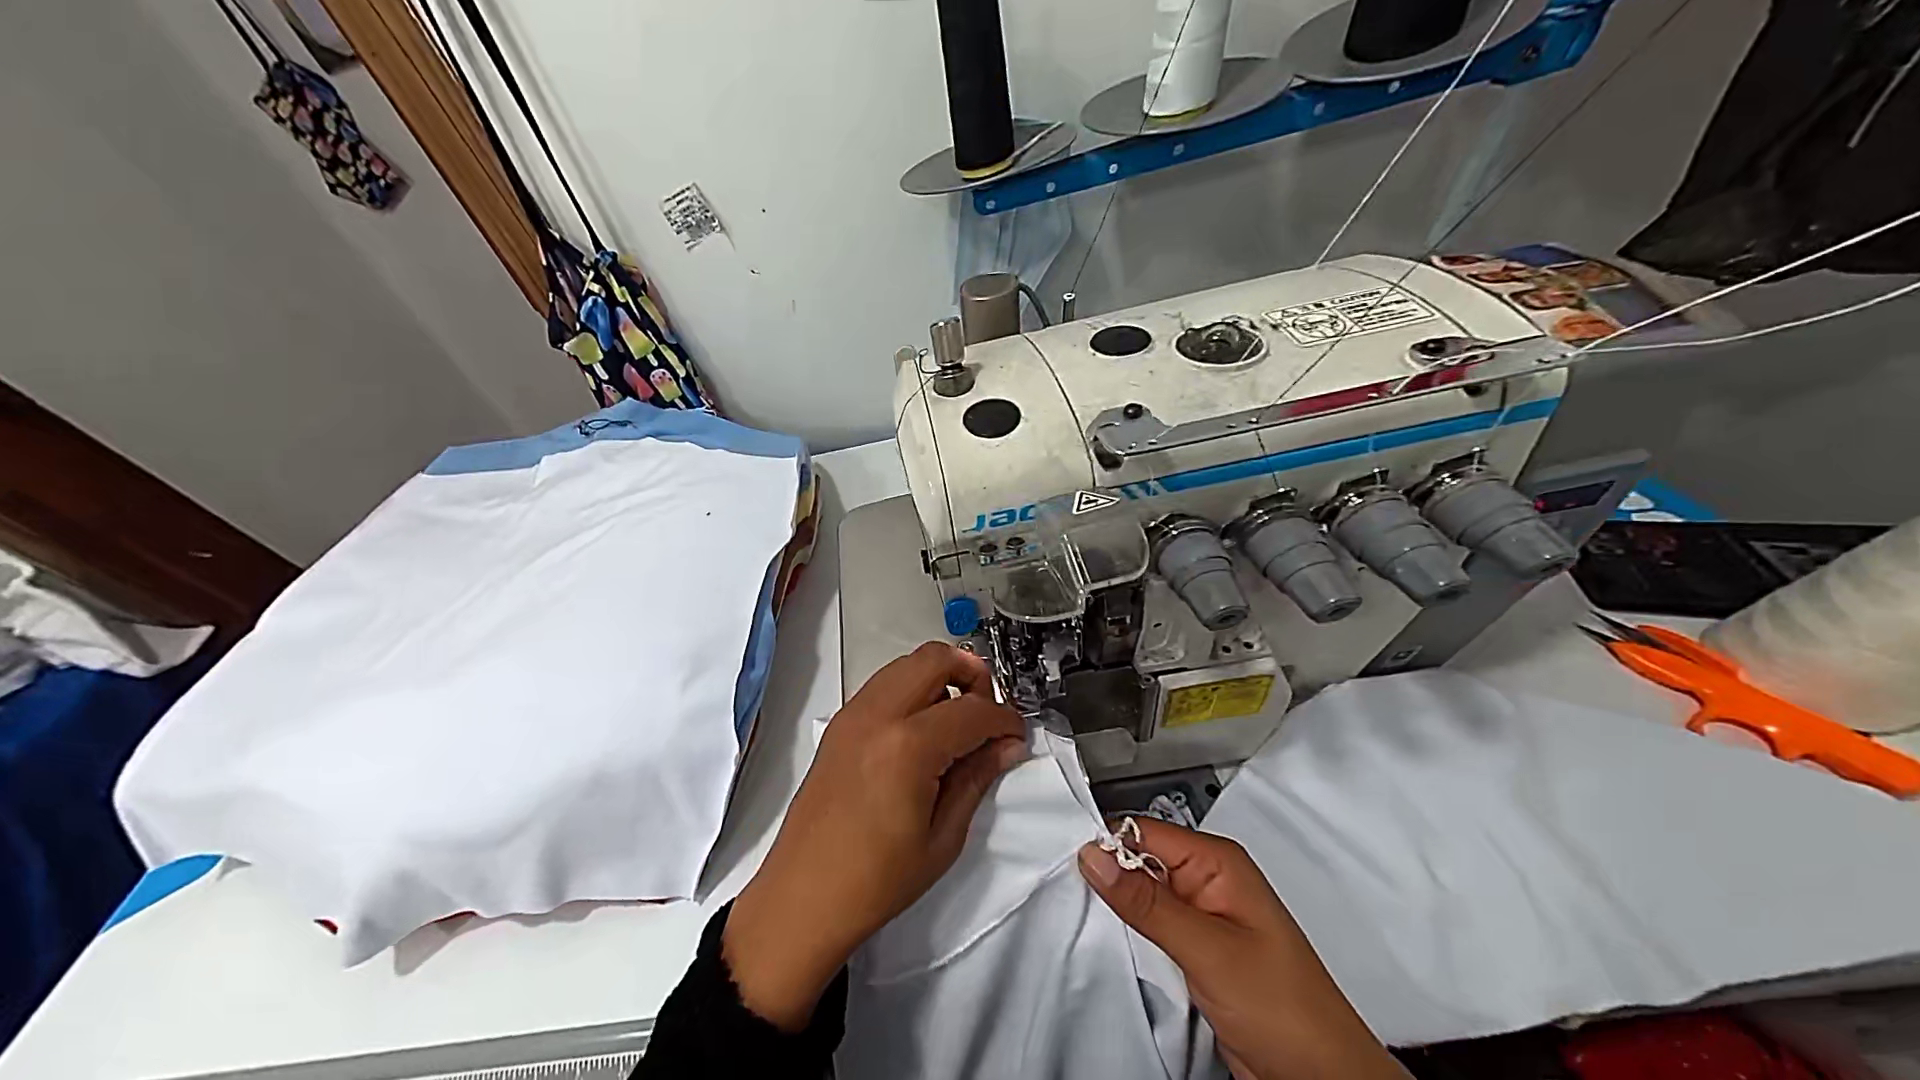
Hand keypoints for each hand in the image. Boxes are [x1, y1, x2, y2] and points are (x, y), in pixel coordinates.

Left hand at [724, 642, 1025, 1030]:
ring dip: (941, 678)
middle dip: (973, 675)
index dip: (1004, 720)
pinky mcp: (839, 724)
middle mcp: (877, 715)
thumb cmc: (876, 881)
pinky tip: (924, 731)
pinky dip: (913, 689)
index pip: (973, 710)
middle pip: (937, 659)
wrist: (803, 898)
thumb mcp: (943, 837)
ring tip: (958, 722)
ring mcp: (852, 715)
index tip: (1016, 736)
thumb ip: (977, 778)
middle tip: (987, 715)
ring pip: (908, 663)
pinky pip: (884, 684)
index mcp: (907, 746)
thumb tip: (1006, 746)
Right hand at [1078, 819, 1402, 1079]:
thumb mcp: (1208, 949)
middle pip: (1137, 859)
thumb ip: (1147, 902)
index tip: (1076, 866)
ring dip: (1119, 909)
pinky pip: (1148, 926)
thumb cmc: (1291, 1013)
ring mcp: (1199, 915)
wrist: (1319, 1078)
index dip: (1106, 844)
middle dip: (1109, 877)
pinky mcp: (1192, 946)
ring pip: (1139, 894)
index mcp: (1216, 861)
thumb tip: (1097, 857)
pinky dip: (1130, 935)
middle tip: (1082, 899)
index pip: (1142, 830)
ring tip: (1104, 928)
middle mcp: (1207, 880)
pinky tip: (1121, 947)